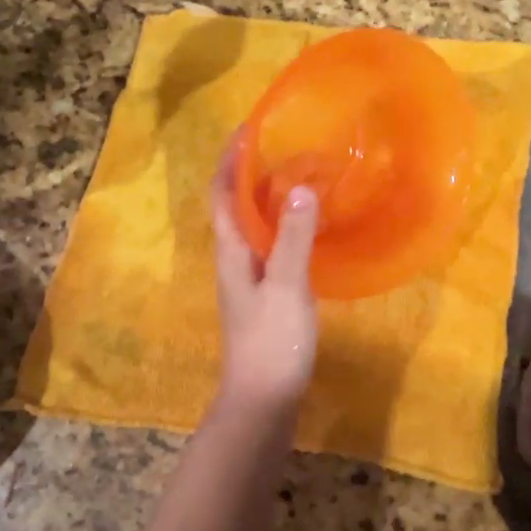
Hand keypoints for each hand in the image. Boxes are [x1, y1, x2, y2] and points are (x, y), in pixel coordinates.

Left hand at [209, 141, 319, 414]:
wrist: (262, 401)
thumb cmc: (271, 342)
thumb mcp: (287, 286)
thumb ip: (294, 238)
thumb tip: (301, 187)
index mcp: (232, 251)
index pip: (222, 194)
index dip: (230, 161)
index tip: (247, 129)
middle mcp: (234, 260)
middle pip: (234, 206)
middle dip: (251, 172)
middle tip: (283, 146)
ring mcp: (248, 279)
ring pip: (252, 226)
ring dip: (268, 197)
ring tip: (299, 175)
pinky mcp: (265, 295)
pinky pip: (270, 244)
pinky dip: (283, 225)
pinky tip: (308, 227)